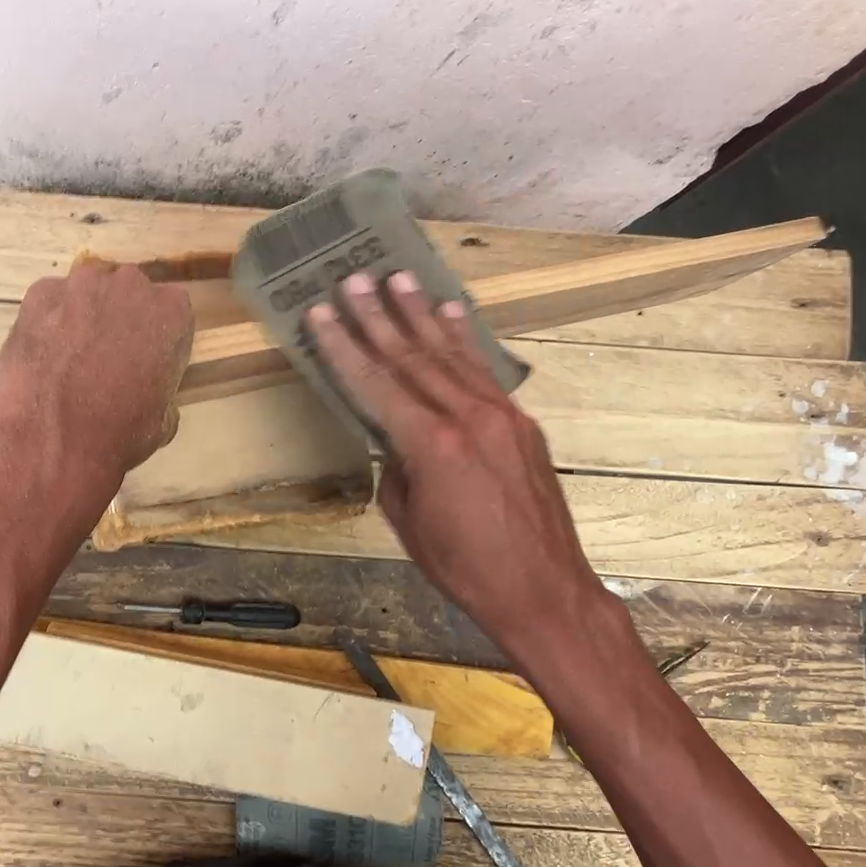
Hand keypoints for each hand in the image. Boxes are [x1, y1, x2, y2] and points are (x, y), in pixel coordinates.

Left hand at [0, 260, 194, 488]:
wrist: (55, 439)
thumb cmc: (120, 434)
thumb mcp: (162, 420)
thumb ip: (160, 388)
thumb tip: (146, 391)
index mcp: (172, 311)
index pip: (170, 310)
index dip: (154, 336)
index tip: (143, 360)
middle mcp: (129, 285)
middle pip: (127, 293)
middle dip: (118, 319)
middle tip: (104, 359)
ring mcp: (80, 285)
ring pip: (85, 292)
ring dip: (82, 315)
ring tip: (69, 357)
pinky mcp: (39, 294)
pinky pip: (48, 302)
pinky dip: (46, 322)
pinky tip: (42, 355)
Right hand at [305, 271, 613, 663]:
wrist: (542, 588)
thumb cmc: (463, 567)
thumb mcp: (408, 520)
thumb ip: (397, 467)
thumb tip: (395, 437)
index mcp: (430, 444)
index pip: (375, 383)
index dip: (344, 346)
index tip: (322, 312)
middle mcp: (467, 417)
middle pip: (410, 357)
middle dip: (377, 316)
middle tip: (355, 278)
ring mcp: (500, 415)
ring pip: (450, 354)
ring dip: (419, 314)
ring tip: (397, 278)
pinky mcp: (521, 423)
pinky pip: (483, 370)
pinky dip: (464, 338)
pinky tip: (450, 312)